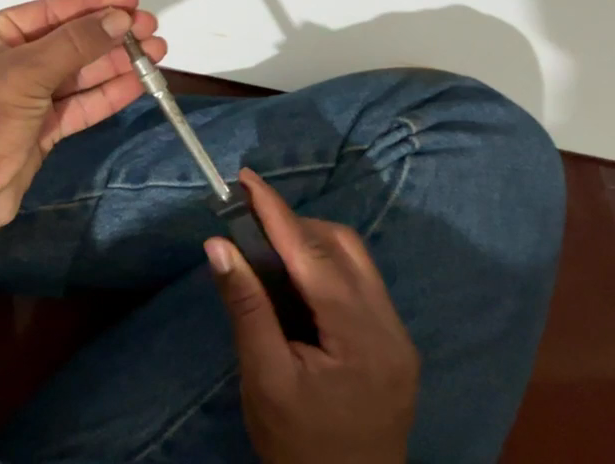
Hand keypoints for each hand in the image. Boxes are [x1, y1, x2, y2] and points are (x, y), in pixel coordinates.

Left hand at [0, 0, 164, 234]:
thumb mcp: (27, 71)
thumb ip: (76, 43)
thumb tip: (120, 18)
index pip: (46, 12)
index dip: (90, 6)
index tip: (131, 1)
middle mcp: (5, 62)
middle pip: (65, 43)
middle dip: (107, 37)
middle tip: (151, 31)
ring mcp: (23, 96)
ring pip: (75, 75)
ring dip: (113, 65)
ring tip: (156, 54)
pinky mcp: (39, 128)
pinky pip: (76, 105)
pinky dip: (105, 95)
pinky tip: (137, 84)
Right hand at [208, 170, 418, 463]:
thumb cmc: (299, 442)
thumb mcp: (264, 376)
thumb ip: (246, 307)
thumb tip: (218, 244)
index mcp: (360, 337)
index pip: (312, 255)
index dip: (276, 211)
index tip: (245, 177)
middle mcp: (389, 329)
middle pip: (344, 248)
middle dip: (295, 224)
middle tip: (246, 218)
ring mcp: (396, 338)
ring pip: (355, 263)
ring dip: (309, 244)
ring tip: (263, 247)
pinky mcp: (392, 347)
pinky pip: (359, 286)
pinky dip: (322, 268)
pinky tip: (291, 281)